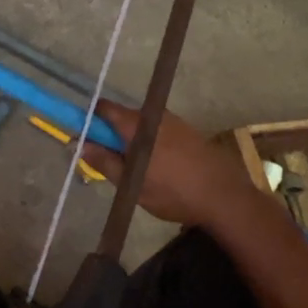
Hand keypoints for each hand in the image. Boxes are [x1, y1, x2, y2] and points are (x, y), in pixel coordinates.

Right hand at [80, 104, 261, 228]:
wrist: (226, 198)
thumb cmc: (174, 192)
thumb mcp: (133, 184)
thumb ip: (105, 162)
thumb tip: (82, 145)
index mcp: (136, 125)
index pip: (103, 108)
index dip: (91, 121)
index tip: (88, 140)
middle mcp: (153, 115)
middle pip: (122, 117)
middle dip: (113, 135)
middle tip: (115, 162)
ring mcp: (173, 121)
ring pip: (142, 125)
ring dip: (134, 140)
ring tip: (141, 169)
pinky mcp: (188, 131)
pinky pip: (159, 130)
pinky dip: (152, 143)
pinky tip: (162, 167)